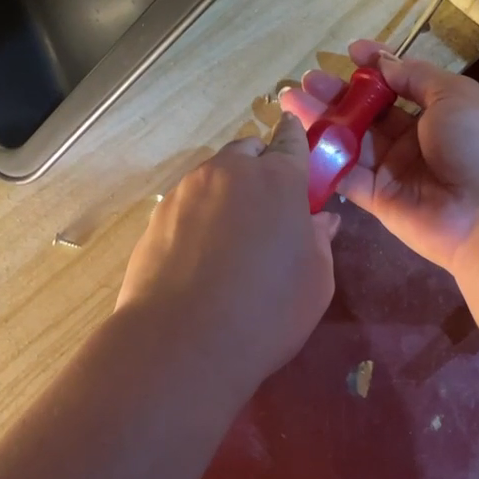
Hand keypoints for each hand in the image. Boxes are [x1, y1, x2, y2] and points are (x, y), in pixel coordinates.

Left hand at [115, 114, 340, 396]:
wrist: (182, 339)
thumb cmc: (266, 311)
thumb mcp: (315, 281)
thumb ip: (319, 241)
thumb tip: (320, 220)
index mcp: (277, 178)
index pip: (290, 140)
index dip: (295, 140)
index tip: (296, 142)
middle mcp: (230, 171)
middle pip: (247, 151)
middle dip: (259, 165)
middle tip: (267, 205)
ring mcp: (187, 189)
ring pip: (213, 174)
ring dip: (227, 191)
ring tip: (231, 236)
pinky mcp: (157, 214)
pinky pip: (187, 202)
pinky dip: (199, 215)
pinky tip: (201, 253)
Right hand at [279, 40, 478, 272]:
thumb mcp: (457, 95)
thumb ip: (416, 77)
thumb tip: (385, 63)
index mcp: (448, 109)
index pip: (405, 82)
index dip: (378, 65)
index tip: (351, 52)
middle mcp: (422, 138)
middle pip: (372, 110)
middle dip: (340, 92)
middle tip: (309, 79)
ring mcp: (399, 170)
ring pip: (354, 139)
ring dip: (324, 119)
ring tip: (291, 99)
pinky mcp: (380, 199)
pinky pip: (347, 174)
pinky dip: (324, 157)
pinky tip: (299, 137)